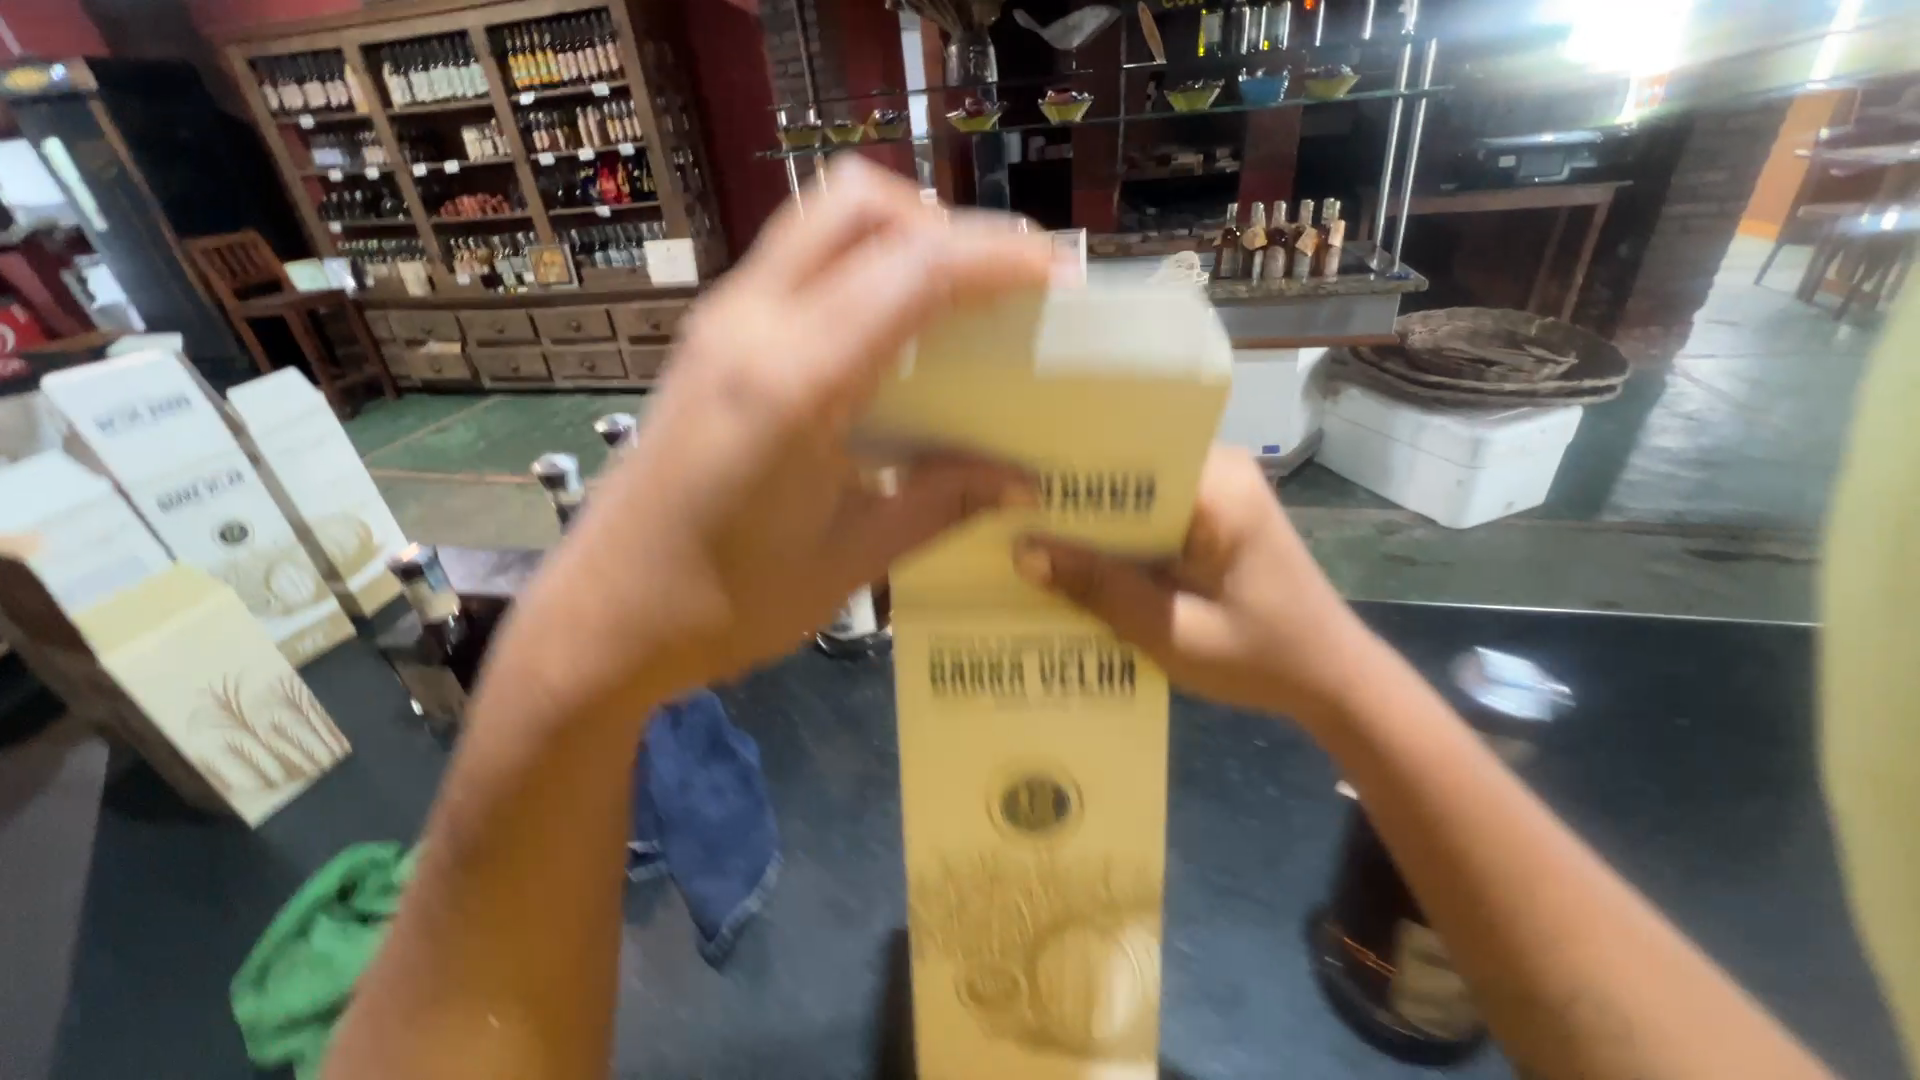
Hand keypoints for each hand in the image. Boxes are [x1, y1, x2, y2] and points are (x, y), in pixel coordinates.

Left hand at [491, 159, 1050, 712]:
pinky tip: (893, 332)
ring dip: (900, 236)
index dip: (996, 260)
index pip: (912, 272)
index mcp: (794, 385)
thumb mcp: (850, 560)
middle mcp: (751, 325)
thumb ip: (942, 501)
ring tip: (959, 300)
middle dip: (947, 225)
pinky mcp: (709, 338)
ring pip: (822, 220)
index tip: (1058, 275)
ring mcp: (721, 322)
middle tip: (1004, 285)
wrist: (605, 616)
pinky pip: (798, 262)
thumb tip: (1024, 480)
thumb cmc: (726, 606)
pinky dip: (860, 265)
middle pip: (859, 204)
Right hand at [1013, 446, 1386, 724]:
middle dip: (1070, 498)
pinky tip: (1073, 556)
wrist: (1331, 678)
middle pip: (1126, 470)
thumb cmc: (1262, 657)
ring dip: (1089, 520)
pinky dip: (1115, 537)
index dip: (1066, 473)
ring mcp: (1217, 491)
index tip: (1008, 490)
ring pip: (1133, 494)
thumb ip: (1101, 589)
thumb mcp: (1174, 632)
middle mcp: (1219, 470)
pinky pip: (1149, 515)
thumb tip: (1022, 552)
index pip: (1125, 454)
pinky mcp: (1212, 516)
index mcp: (1217, 484)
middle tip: (1002, 515)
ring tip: (1023, 533)